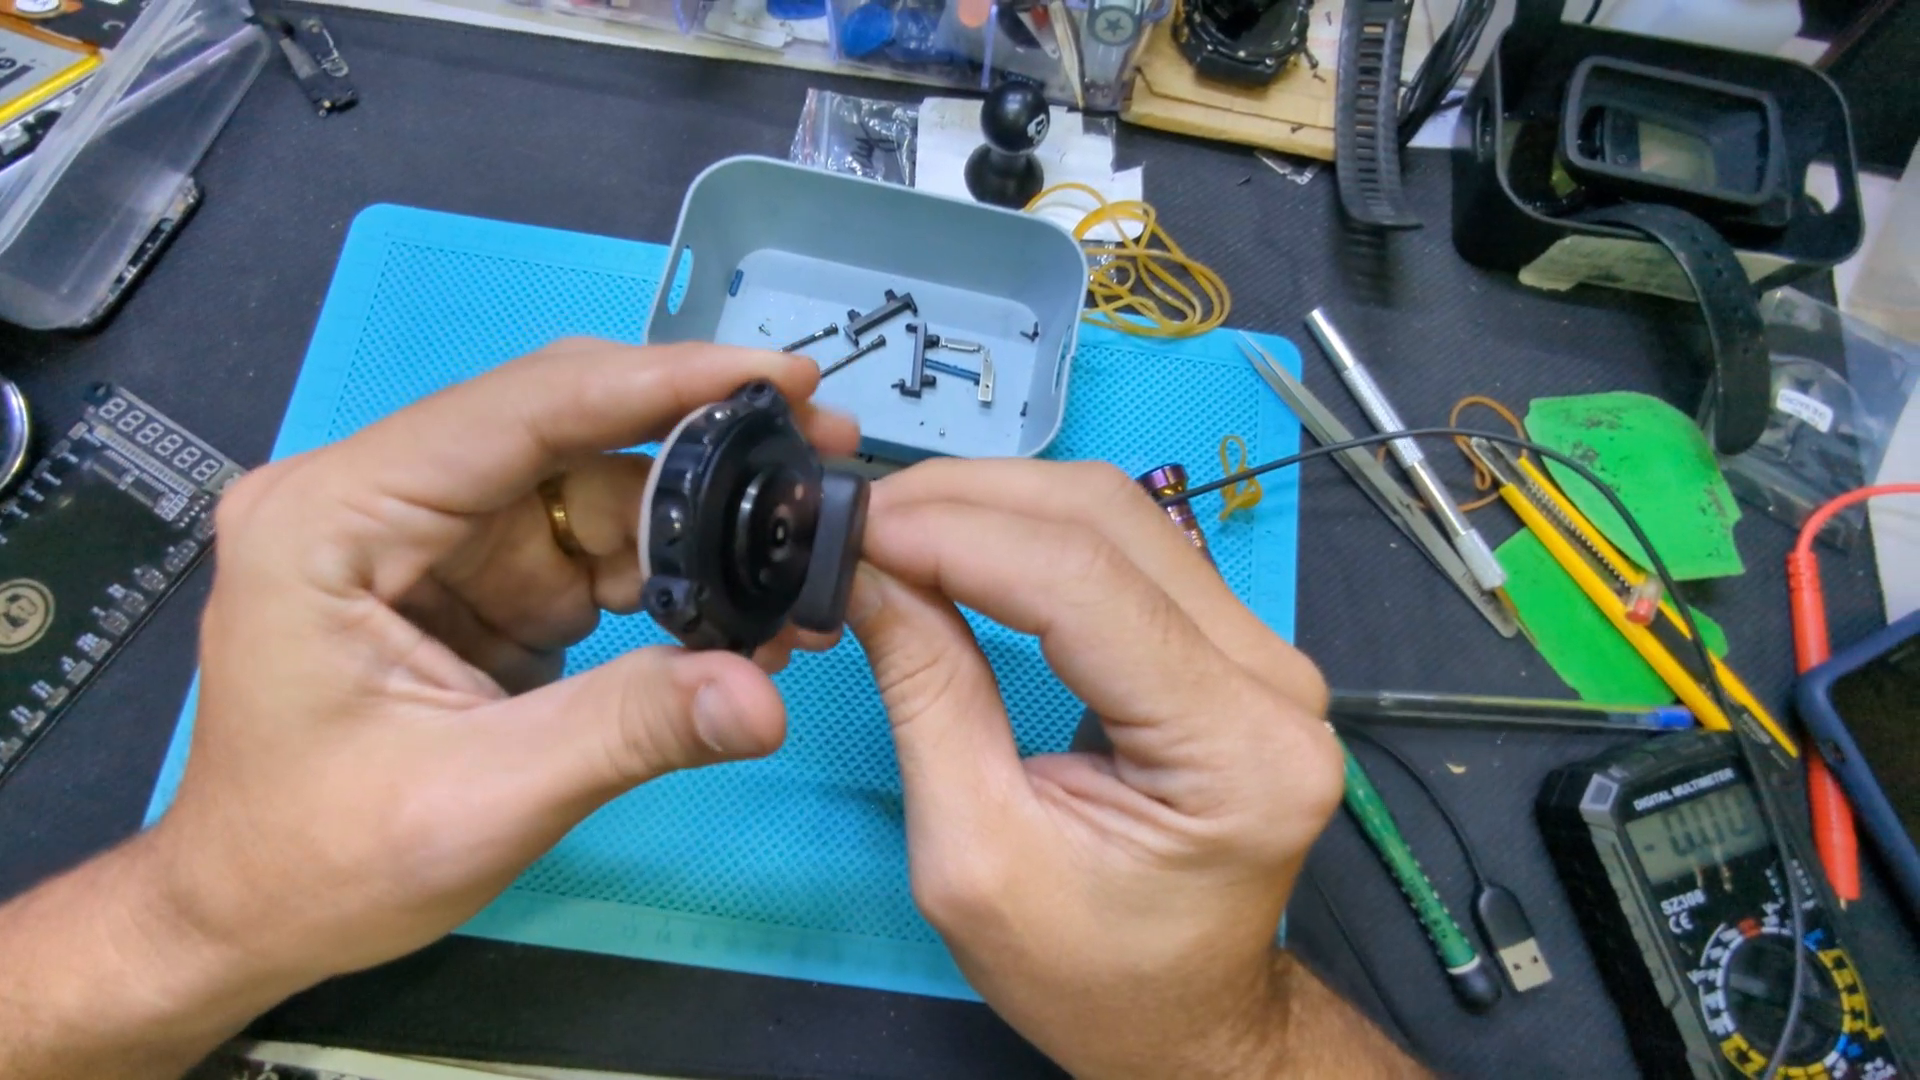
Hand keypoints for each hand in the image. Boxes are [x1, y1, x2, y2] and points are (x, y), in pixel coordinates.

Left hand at [150, 339, 855, 992]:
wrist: (263, 915)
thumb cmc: (323, 862)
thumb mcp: (480, 801)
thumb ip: (630, 732)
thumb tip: (770, 699)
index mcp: (345, 513)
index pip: (529, 408)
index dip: (665, 382)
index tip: (785, 376)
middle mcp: (403, 496)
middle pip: (582, 429)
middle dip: (708, 435)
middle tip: (821, 441)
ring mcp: (461, 535)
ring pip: (615, 489)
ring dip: (712, 524)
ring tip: (798, 557)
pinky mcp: (507, 575)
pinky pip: (619, 548)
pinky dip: (690, 575)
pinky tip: (745, 609)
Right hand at [846, 459, 1350, 1078]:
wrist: (1180, 1010)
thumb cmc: (1085, 971)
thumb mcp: (972, 854)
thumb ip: (927, 695)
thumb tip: (870, 571)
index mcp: (1233, 753)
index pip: (1083, 587)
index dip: (959, 539)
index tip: (858, 527)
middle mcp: (1272, 679)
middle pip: (1109, 520)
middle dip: (970, 498)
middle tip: (867, 514)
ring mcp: (1262, 649)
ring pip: (1118, 513)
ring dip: (998, 500)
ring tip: (903, 520)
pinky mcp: (1230, 642)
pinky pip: (1126, 547)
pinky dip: (1031, 528)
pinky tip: (966, 538)